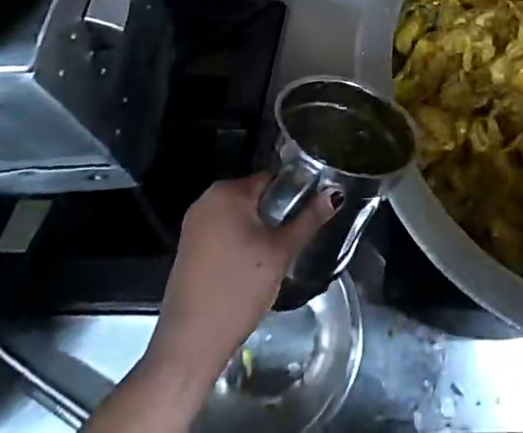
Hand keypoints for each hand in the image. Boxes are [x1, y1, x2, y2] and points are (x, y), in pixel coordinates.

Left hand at [147, 174, 339, 383]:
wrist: (190, 342)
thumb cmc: (239, 289)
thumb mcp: (280, 253)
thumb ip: (309, 220)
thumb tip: (334, 194)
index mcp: (226, 192)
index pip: (271, 180)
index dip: (293, 197)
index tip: (306, 220)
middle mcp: (205, 199)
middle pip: (255, 198)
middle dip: (275, 217)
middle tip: (290, 245)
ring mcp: (193, 224)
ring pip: (239, 218)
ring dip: (258, 233)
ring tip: (272, 261)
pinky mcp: (188, 248)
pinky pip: (223, 234)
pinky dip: (239, 245)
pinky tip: (248, 271)